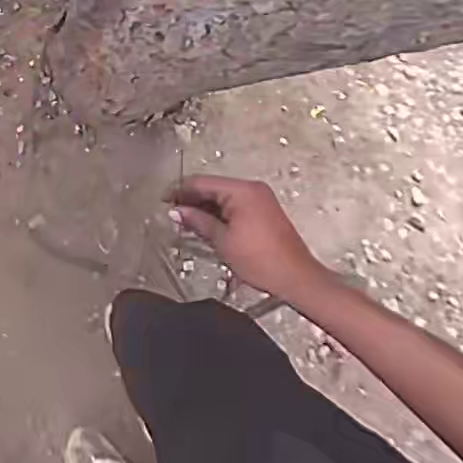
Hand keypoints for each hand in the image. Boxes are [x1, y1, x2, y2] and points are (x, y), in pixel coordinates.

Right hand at [168, 175, 332, 300]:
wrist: (298, 279)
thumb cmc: (260, 260)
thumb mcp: (222, 240)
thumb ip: (197, 221)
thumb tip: (177, 211)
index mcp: (242, 190)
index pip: (201, 183)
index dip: (179, 191)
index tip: (164, 202)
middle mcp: (252, 188)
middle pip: (212, 187)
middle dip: (191, 200)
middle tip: (173, 214)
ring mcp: (260, 199)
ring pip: (223, 196)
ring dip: (205, 207)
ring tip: (186, 222)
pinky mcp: (264, 210)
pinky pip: (234, 204)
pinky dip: (219, 213)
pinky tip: (206, 225)